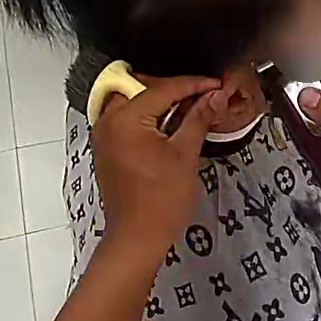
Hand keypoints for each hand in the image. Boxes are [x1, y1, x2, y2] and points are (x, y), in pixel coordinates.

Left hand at [90, 75, 222, 253]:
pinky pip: (125, 118)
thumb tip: (216, 96)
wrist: (138, 235)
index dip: (193, 85)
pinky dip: (147, 115)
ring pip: (131, 101)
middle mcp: (108, 121)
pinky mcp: (107, 148)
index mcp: (126, 119)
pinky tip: (170, 124)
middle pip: (140, 87)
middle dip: (172, 88)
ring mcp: (104, 134)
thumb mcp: (185, 155)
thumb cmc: (162, 198)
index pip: (162, 89)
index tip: (216, 85)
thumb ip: (199, 119)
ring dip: (158, 100)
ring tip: (189, 107)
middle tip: (201, 94)